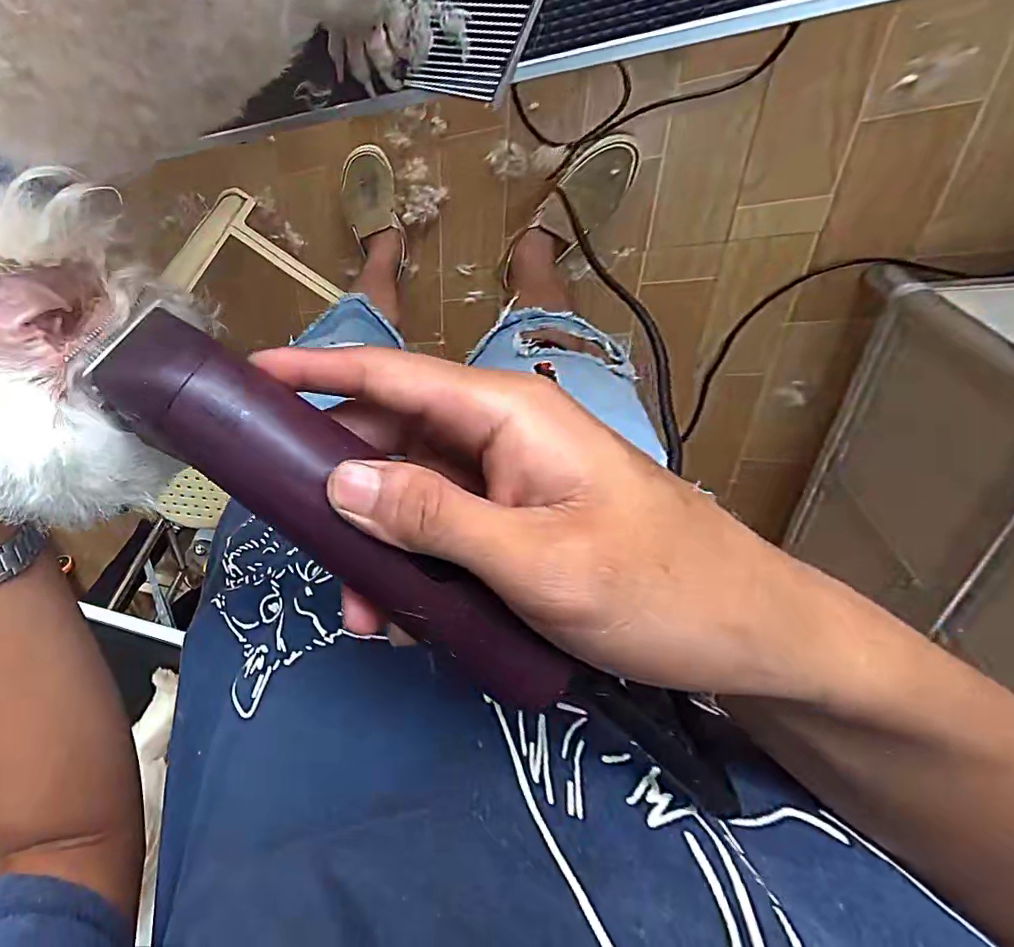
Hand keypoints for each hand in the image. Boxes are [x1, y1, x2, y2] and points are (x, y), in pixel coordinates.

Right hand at [251, 345, 881, 701]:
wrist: (758, 644)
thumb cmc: (663, 590)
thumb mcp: (539, 561)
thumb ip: (433, 518)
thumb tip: (339, 483)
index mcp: (503, 413)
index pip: (389, 375)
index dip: (316, 369)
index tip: (255, 371)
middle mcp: (490, 433)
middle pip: (383, 436)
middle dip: (337, 487)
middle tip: (300, 535)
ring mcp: (493, 476)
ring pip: (399, 490)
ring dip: (369, 543)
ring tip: (364, 609)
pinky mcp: (497, 516)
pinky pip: (426, 526)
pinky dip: (401, 563)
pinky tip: (400, 613)